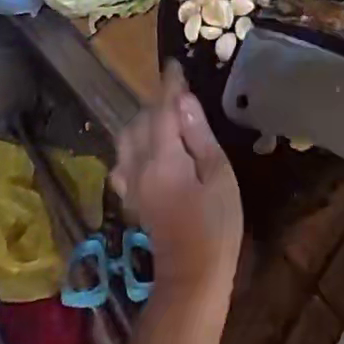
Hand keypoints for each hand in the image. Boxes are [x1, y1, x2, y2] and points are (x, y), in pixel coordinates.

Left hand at [111, 62, 242, 296]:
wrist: (194, 278)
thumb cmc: (217, 225)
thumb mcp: (219, 175)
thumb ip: (199, 135)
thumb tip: (184, 100)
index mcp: (163, 159)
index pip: (161, 110)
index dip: (169, 85)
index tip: (175, 64)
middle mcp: (139, 167)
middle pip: (140, 121)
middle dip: (158, 103)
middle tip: (182, 97)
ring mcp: (131, 185)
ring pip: (127, 139)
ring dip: (144, 122)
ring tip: (169, 119)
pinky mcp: (132, 199)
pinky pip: (124, 161)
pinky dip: (135, 145)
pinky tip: (151, 149)